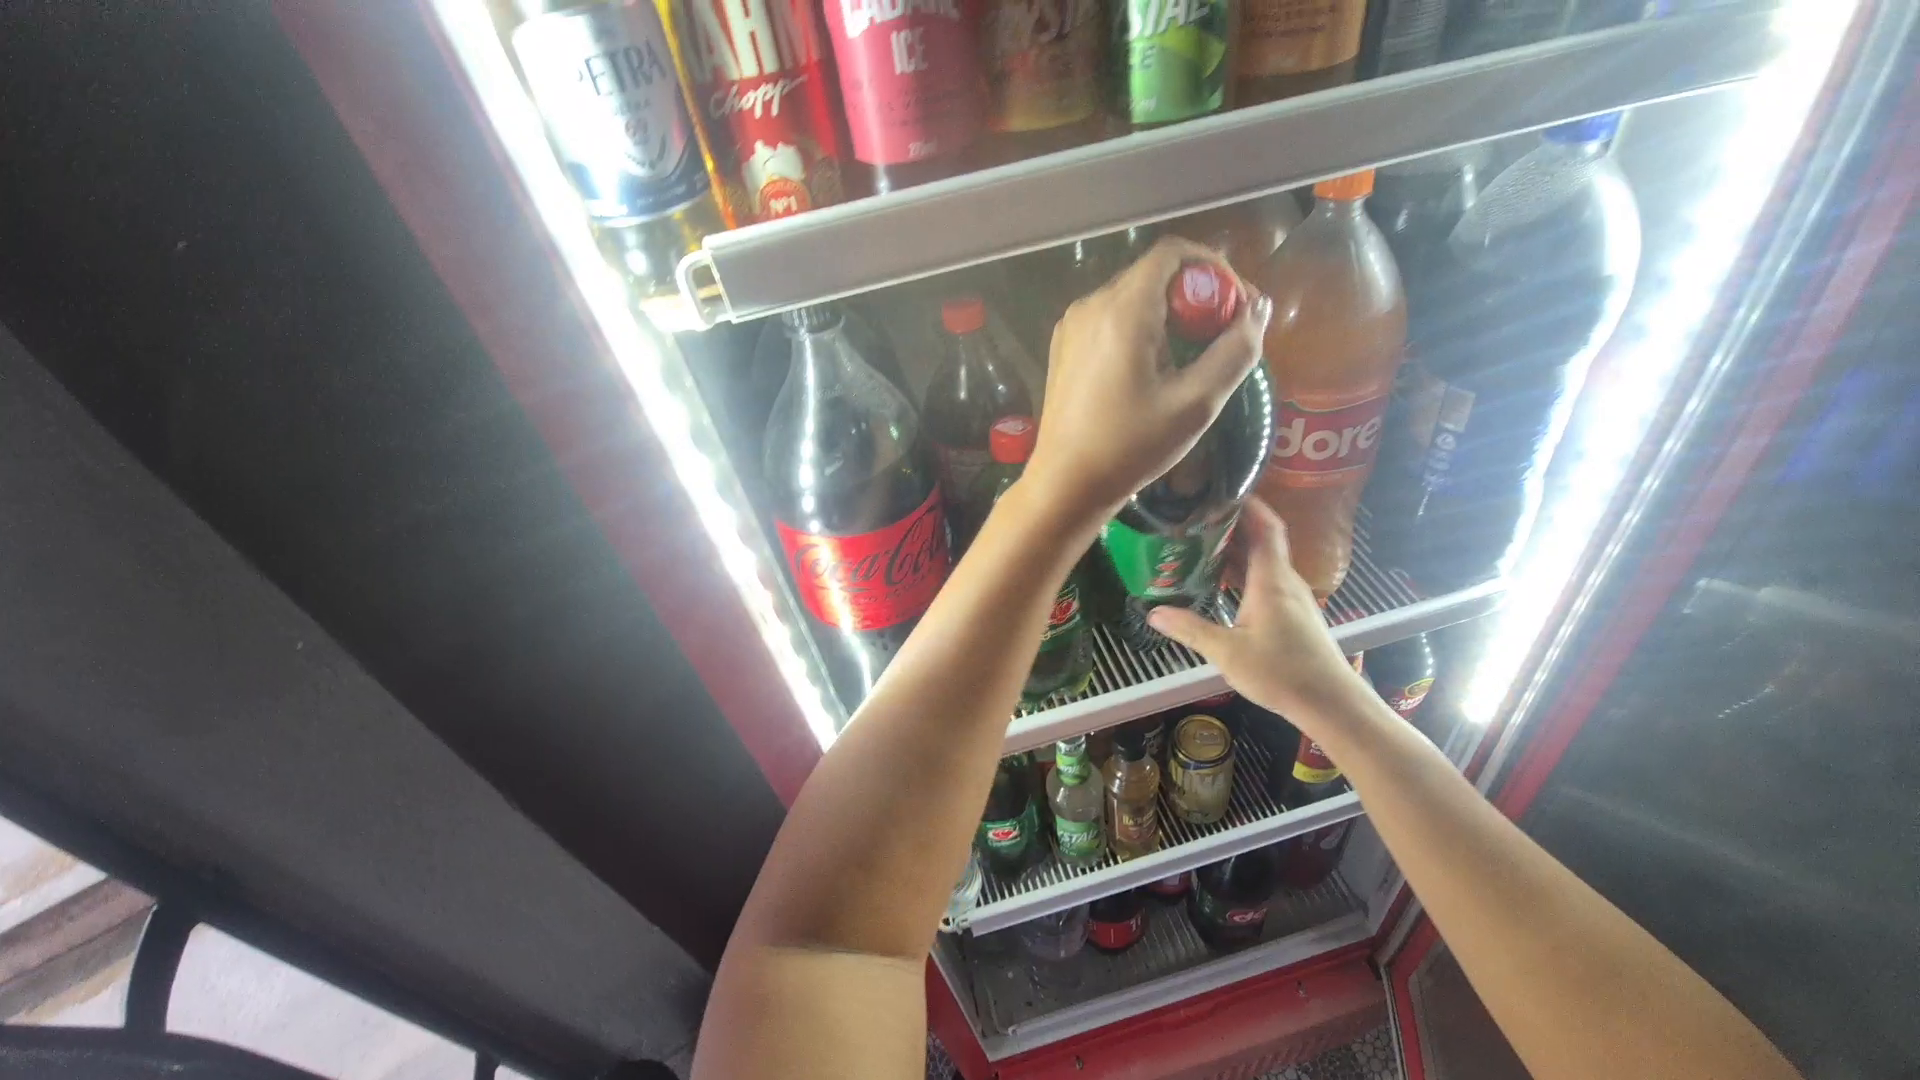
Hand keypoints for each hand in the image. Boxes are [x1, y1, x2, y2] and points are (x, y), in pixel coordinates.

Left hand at [1024, 236, 1272, 529]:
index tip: (1236, 306)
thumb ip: (1235, 350)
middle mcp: (1091, 305)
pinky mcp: (1065, 348)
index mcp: (1122, 310)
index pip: (1173, 252)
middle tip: (1223, 337)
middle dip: (1197, 294)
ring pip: (1133, 297)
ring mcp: (1072, 326)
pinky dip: (1142, 329)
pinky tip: (1156, 370)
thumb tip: (1259, 308)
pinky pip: (1111, 320)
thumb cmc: (1131, 447)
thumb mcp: (1196, 403)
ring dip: (1171, 314)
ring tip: (1193, 359)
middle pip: (1154, 274)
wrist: (1065, 485)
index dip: (1214, 268)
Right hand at [1146, 498, 1369, 724]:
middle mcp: (1285, 582)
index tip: (1223, 488)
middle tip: (1196, 517)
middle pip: (1261, 541)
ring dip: (1236, 551)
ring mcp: (1292, 599)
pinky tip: (1221, 583)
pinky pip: (1266, 581)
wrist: (1329, 702)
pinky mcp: (1293, 616)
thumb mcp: (1227, 652)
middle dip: (1231, 525)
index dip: (1249, 503)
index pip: (1265, 527)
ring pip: (1263, 563)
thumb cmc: (1281, 672)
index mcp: (1271, 579)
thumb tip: (1153, 614)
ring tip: (1201, 544)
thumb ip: (1190, 629)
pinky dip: (1243, 573)